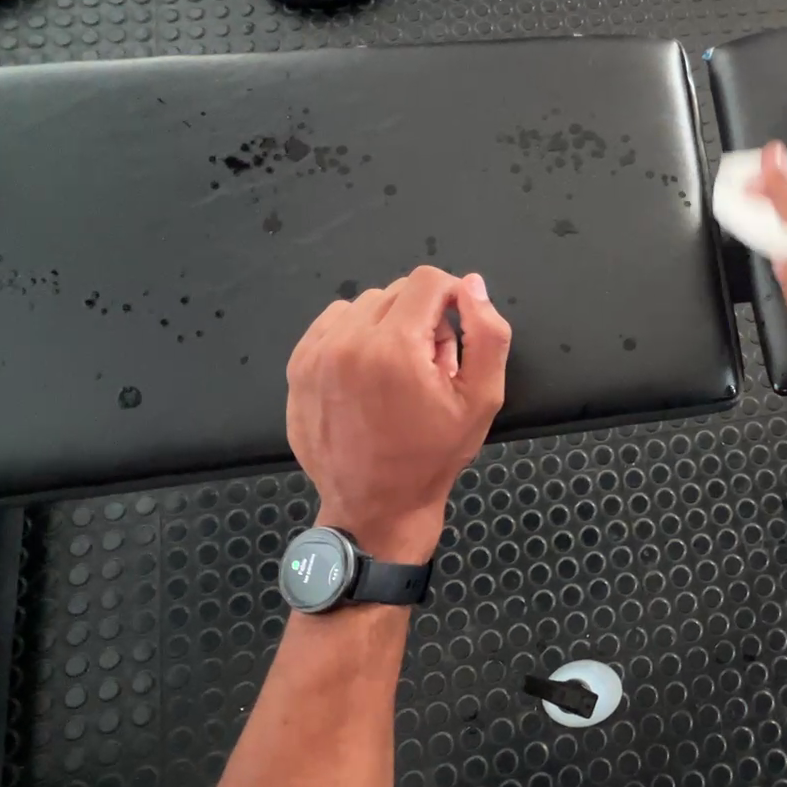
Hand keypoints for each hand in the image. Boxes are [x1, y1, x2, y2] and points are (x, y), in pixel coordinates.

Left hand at [285, 266, 511, 563]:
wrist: (377, 504)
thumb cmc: (434, 454)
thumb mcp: (483, 399)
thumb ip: (488, 336)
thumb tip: (472, 286)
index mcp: (395, 347)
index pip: (429, 281)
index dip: (455, 298)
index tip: (460, 332)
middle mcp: (348, 341)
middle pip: (397, 291)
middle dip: (424, 318)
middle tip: (433, 365)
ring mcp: (316, 353)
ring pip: (364, 305)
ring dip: (390, 325)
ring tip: (401, 372)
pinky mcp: (297, 367)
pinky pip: (332, 324)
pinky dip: (357, 337)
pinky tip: (370, 375)